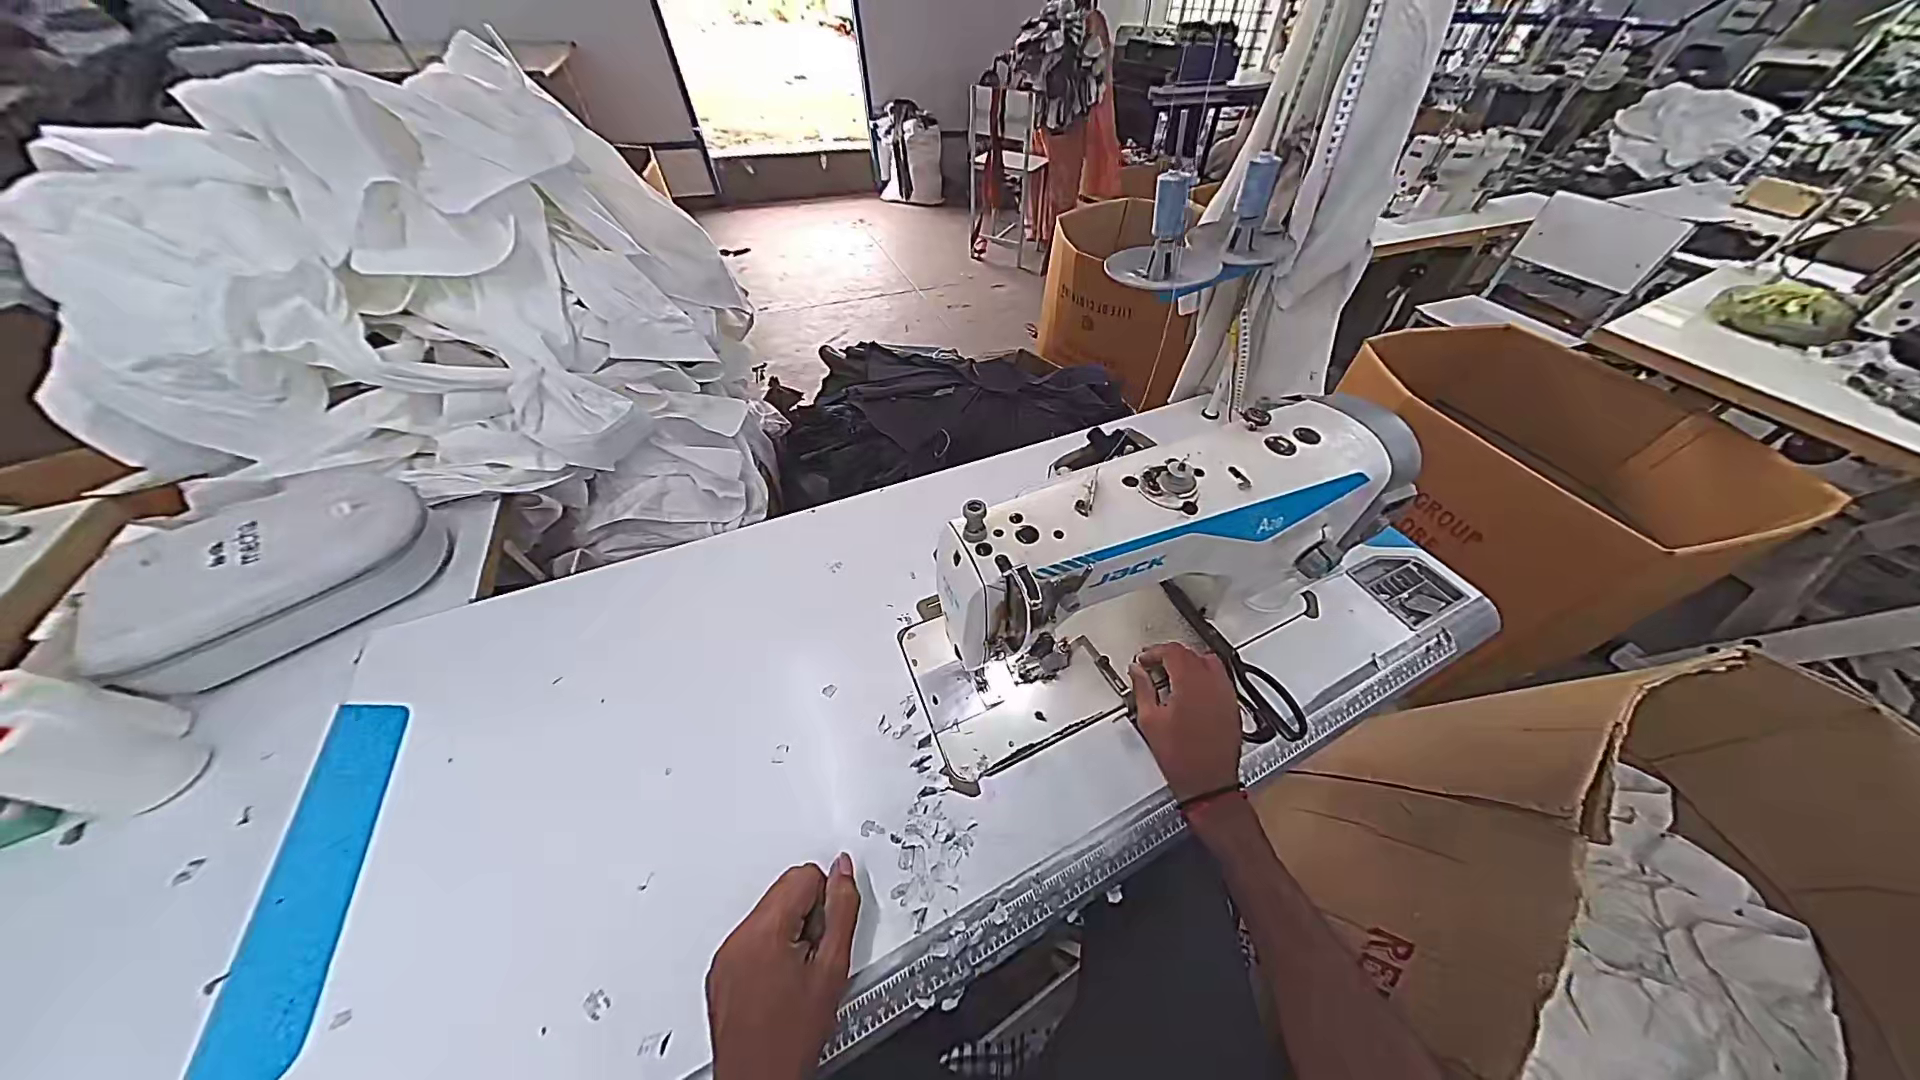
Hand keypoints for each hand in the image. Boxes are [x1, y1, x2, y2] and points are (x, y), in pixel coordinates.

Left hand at [707, 854, 859, 1079]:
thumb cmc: (792, 1037)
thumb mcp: (833, 967)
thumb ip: (842, 908)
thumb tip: (842, 869)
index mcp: (764, 931)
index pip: (804, 875)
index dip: (825, 900)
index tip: (826, 932)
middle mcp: (738, 938)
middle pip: (784, 891)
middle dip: (807, 914)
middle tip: (814, 956)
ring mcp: (726, 955)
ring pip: (770, 913)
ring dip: (790, 931)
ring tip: (798, 973)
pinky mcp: (721, 970)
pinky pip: (753, 937)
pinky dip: (772, 948)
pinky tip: (781, 982)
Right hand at [1129, 642, 1240, 799]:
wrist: (1208, 782)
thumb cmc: (1182, 758)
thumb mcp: (1150, 720)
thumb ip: (1142, 689)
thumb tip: (1137, 671)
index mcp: (1191, 684)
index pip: (1173, 651)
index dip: (1154, 651)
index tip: (1144, 659)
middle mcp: (1212, 685)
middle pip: (1190, 653)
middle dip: (1169, 655)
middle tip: (1153, 666)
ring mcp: (1226, 694)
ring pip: (1209, 662)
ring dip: (1189, 663)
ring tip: (1172, 676)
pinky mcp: (1232, 705)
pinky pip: (1220, 678)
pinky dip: (1204, 675)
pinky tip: (1191, 690)